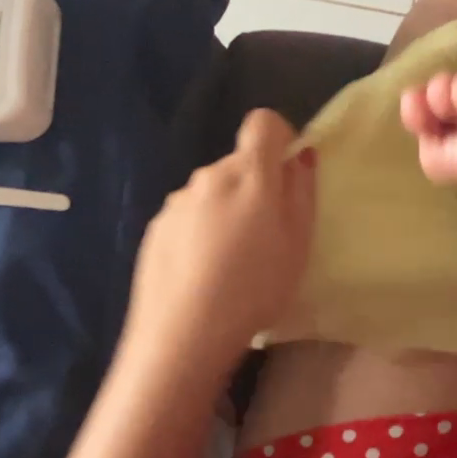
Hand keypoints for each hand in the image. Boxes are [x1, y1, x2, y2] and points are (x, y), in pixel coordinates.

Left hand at [120, 110, 316, 371]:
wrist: (182, 334)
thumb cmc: (255, 288)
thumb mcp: (299, 244)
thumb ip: (301, 192)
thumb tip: (300, 156)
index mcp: (249, 173)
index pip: (262, 123)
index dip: (278, 137)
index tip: (286, 171)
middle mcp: (208, 176)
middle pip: (237, 164)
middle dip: (254, 185)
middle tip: (266, 234)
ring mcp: (176, 202)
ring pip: (211, 192)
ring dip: (225, 210)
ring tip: (231, 262)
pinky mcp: (155, 229)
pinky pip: (187, 217)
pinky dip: (199, 233)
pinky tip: (202, 274)